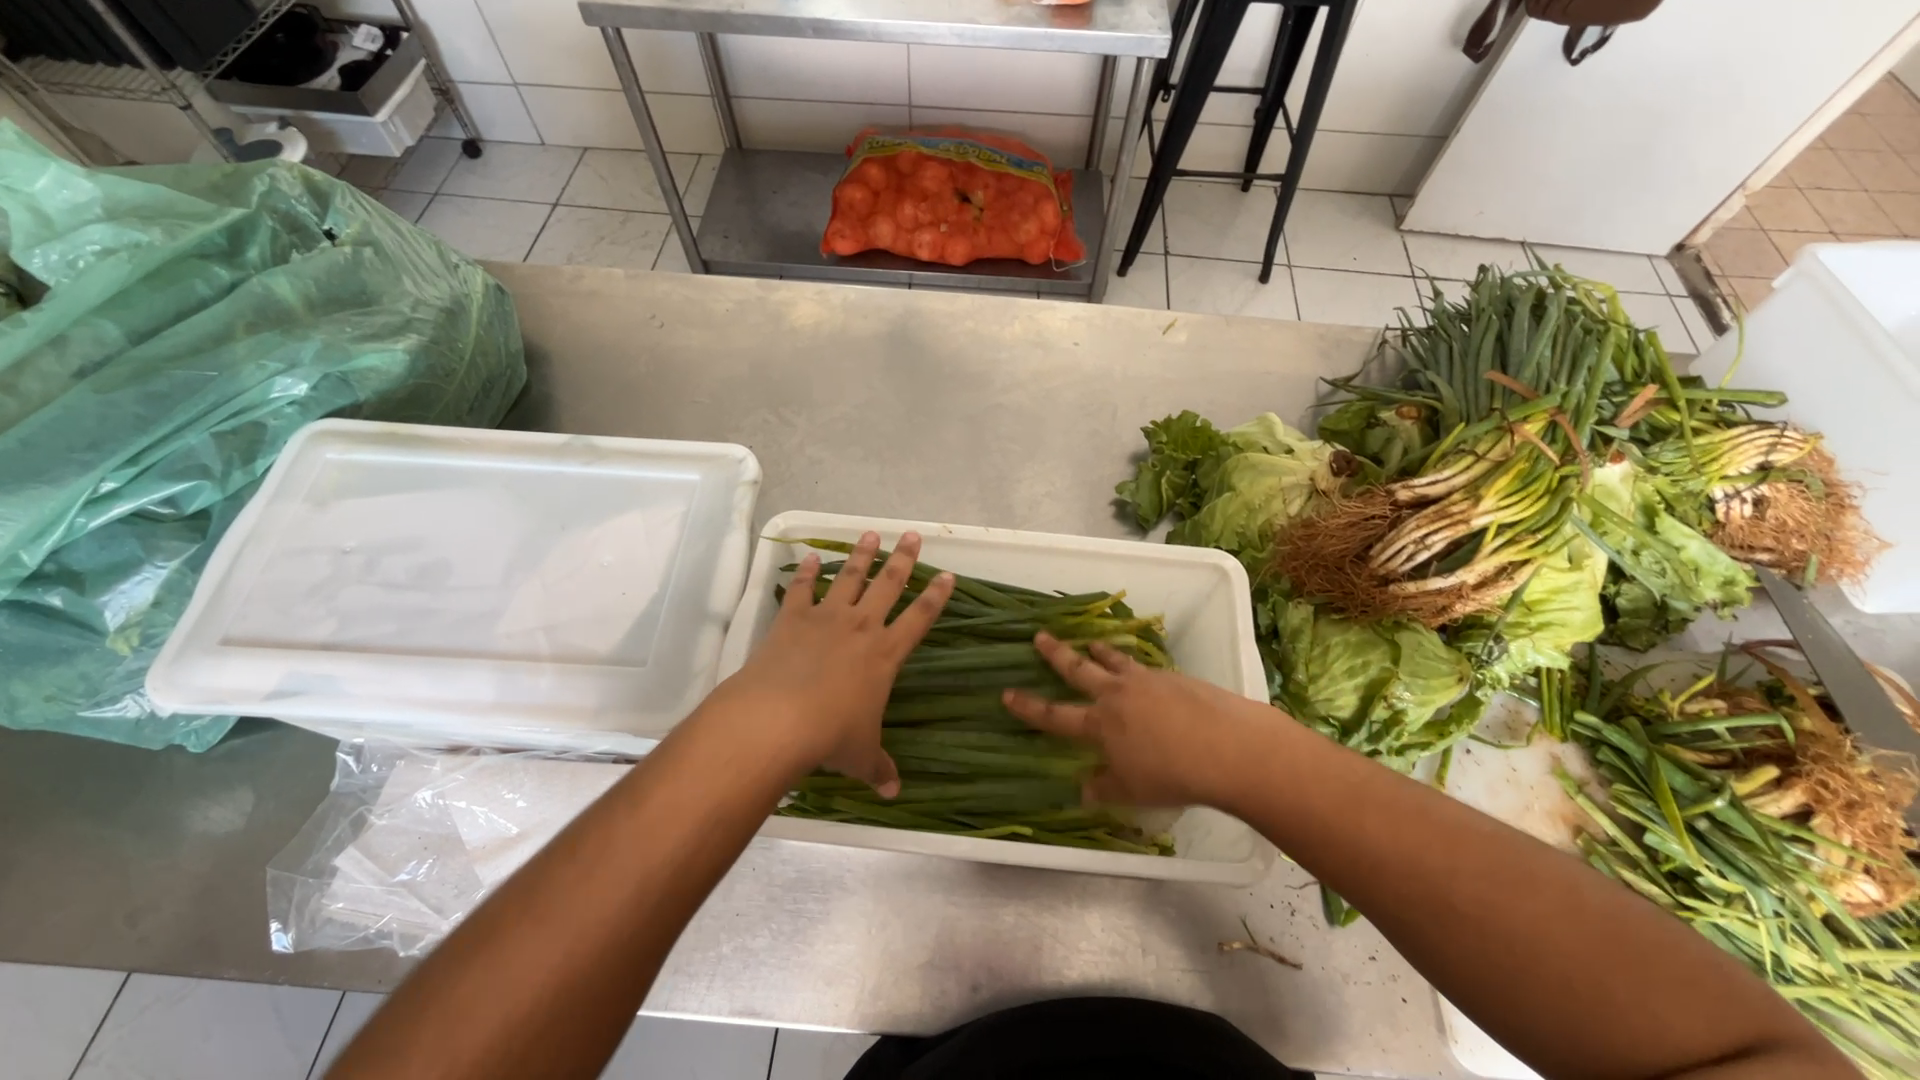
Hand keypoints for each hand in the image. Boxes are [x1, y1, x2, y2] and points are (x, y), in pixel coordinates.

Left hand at [708, 531, 952, 796]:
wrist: (779, 718)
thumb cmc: (831, 737)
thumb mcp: (861, 756)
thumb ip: (880, 769)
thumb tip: (894, 794)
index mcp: (885, 655)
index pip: (919, 618)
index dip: (935, 596)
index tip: (948, 575)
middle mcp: (861, 628)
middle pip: (888, 585)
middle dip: (903, 559)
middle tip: (913, 535)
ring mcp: (825, 619)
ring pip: (849, 578)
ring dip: (861, 555)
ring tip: (871, 533)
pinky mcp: (792, 619)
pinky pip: (802, 589)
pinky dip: (805, 572)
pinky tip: (808, 557)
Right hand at [1002, 632, 1292, 809]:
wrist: (1229, 747)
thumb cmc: (1174, 775)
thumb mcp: (1132, 792)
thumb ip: (1104, 788)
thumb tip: (1083, 790)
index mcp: (1100, 724)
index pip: (1055, 715)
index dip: (1029, 706)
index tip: (1007, 693)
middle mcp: (1117, 695)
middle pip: (1079, 669)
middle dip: (1056, 654)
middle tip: (1041, 637)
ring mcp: (1147, 681)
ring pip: (1115, 661)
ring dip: (1100, 651)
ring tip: (1092, 643)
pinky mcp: (1176, 678)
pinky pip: (1146, 668)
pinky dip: (1135, 666)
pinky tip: (1144, 673)